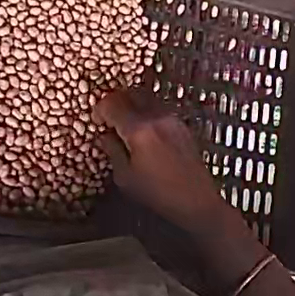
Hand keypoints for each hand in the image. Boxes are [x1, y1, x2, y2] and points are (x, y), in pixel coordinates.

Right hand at [94, 88, 237, 230]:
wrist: (198, 202)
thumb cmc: (158, 195)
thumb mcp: (126, 178)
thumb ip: (113, 151)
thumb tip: (104, 135)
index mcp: (139, 130)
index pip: (112, 104)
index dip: (100, 109)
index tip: (96, 120)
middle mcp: (157, 118)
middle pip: (131, 93)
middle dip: (116, 102)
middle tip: (108, 118)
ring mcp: (173, 120)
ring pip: (147, 99)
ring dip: (133, 106)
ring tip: (126, 126)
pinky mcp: (183, 127)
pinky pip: (159, 110)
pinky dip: (147, 114)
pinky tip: (145, 134)